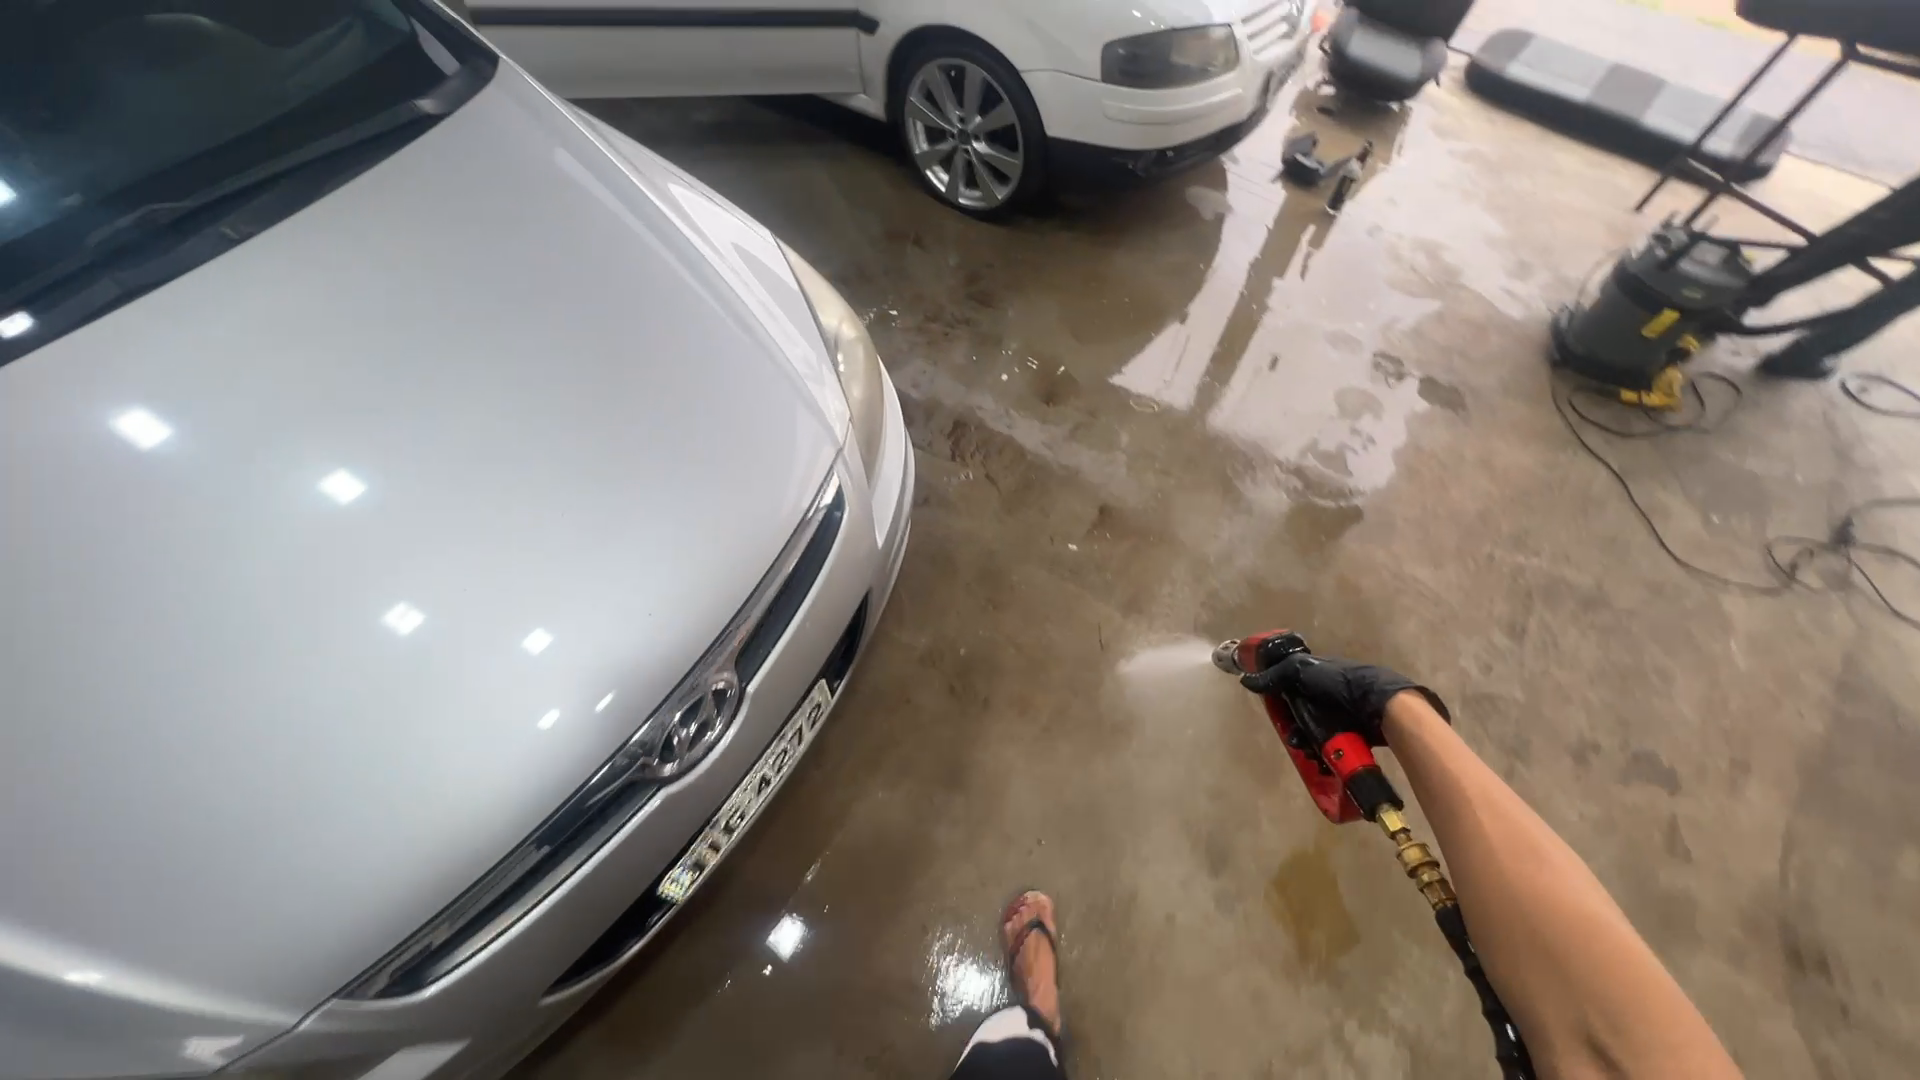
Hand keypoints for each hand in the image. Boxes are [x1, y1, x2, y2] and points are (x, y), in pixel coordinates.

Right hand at [1240, 653, 1449, 744]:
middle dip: (1295, 729)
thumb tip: (1245, 681)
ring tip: (1308, 753)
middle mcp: (1330, 697)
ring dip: (1308, 744)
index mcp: (1320, 678)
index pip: (1294, 691)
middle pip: (1303, 716)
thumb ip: (1274, 676)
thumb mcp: (1301, 671)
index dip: (1282, 703)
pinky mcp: (1354, 735)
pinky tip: (1322, 759)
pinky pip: (1332, 747)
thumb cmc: (1340, 683)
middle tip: (1293, 739)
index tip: (1277, 715)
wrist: (1379, 705)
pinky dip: (1324, 753)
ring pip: (1316, 734)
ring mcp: (1343, 717)